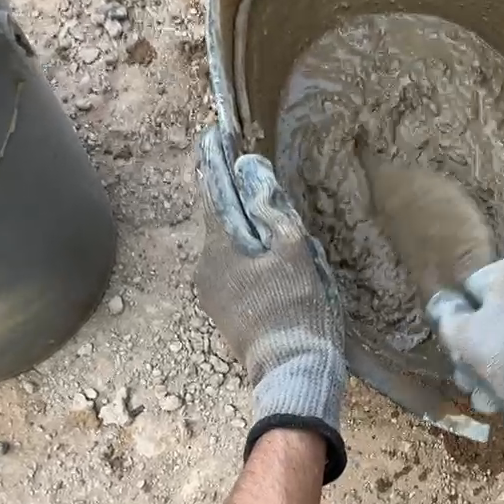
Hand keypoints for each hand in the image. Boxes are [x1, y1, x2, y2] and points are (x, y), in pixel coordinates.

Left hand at [195, 129, 347, 481]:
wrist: (292, 369)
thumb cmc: (298, 308)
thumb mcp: (295, 251)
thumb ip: (273, 208)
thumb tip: (251, 171)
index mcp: (219, 247)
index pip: (213, 191)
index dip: (217, 163)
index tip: (215, 134)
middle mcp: (205, 268)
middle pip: (223, 222)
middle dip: (242, 207)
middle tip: (267, 194)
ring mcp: (211, 295)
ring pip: (230, 250)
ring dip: (250, 238)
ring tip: (280, 239)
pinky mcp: (224, 314)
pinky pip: (235, 275)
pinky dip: (251, 263)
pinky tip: (275, 272)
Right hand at [429, 255, 503, 503]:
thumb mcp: (463, 336)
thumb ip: (446, 317)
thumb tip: (443, 304)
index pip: (469, 294)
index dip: (458, 330)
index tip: (459, 360)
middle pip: (496, 323)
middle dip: (481, 363)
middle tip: (477, 392)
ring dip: (503, 381)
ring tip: (501, 408)